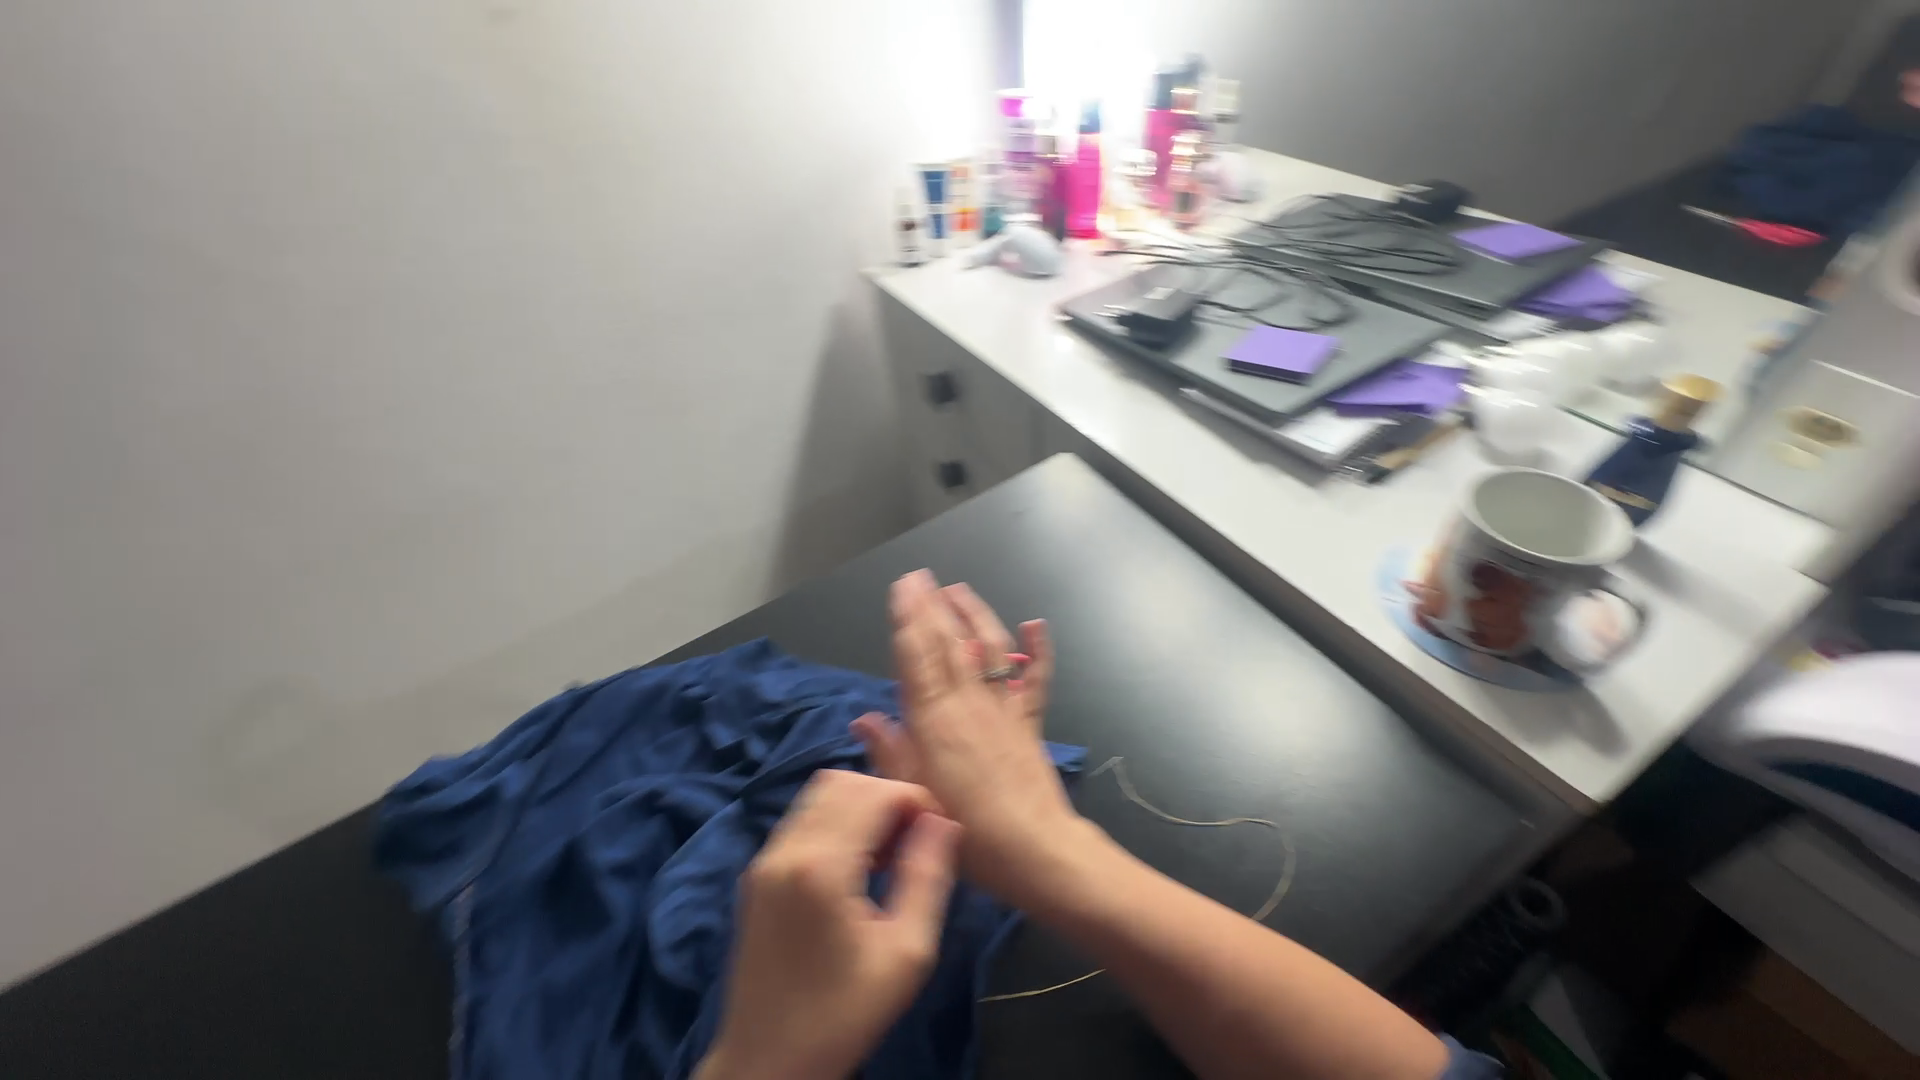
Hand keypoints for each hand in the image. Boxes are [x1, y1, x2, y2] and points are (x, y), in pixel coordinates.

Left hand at [696, 770, 960, 1079]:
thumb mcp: (906, 953)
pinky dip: (835, 821)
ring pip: (819, 793)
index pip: (876, 792)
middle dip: (887, 796)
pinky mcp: (756, 873)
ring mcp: (764, 859)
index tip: (939, 832)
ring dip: (860, 805)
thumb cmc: (844, 1014)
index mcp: (821, 866)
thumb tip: (944, 822)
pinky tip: (855, 866)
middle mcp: (785, 849)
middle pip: (843, 781)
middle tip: (914, 840)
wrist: (766, 1063)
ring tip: (887, 853)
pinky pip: (801, 819)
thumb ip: (928, 877)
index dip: (915, 799)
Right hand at [852, 570, 1090, 909]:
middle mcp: (968, 704)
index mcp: (934, 721)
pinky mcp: (1030, 721)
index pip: (916, 658)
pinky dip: (1037, 651)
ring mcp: (1003, 709)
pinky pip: (1035, 680)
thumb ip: (890, 753)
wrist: (1033, 850)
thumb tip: (865, 717)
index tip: (903, 589)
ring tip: (958, 590)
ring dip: (974, 616)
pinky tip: (1035, 625)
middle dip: (932, 606)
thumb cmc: (966, 831)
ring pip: (988, 650)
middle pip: (948, 644)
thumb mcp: (914, 797)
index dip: (908, 620)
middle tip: (920, 576)